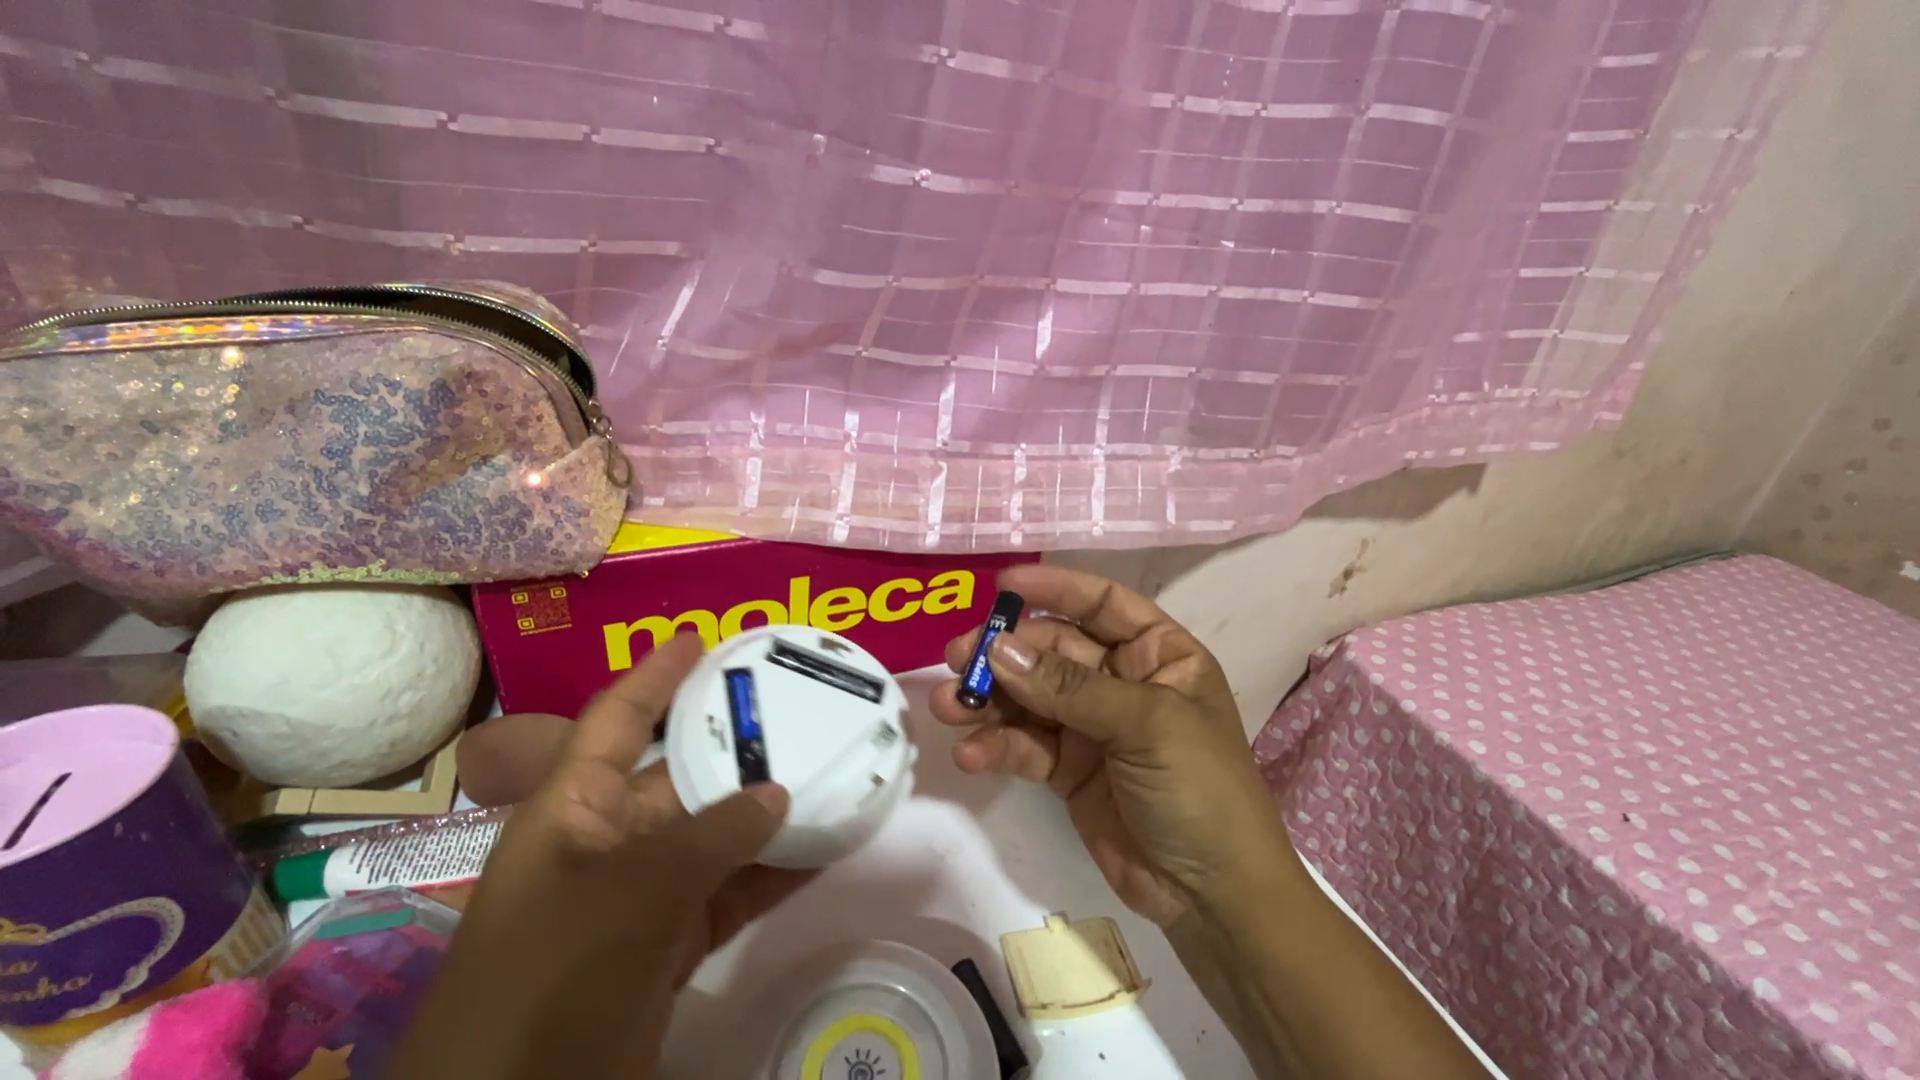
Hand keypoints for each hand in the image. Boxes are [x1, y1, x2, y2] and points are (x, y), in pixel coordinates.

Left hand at [457, 638, 814, 985]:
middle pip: (678, 775)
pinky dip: (772, 874)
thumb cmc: (551, 972)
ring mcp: (641, 896)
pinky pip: (730, 892)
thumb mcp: (629, 893)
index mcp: (573, 808)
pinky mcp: (670, 943)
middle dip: (734, 746)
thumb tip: (778, 794)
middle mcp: (607, 841)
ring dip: (767, 813)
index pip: (616, 719)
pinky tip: (824, 852)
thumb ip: (708, 838)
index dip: (657, 676)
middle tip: (799, 709)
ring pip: (713, 835)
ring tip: (829, 772)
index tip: (706, 639)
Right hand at [930, 565, 1300, 925]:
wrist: (1211, 892)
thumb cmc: (1200, 787)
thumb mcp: (1144, 725)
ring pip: (1030, 698)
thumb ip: (1068, 688)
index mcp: (1160, 655)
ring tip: (947, 707)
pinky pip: (1025, 746)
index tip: (1002, 586)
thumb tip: (998, 649)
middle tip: (957, 659)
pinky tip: (972, 755)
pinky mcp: (1068, 771)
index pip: (1103, 604)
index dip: (1055, 590)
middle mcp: (1123, 683)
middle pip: (1053, 651)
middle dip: (1006, 654)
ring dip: (988, 701)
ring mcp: (1093, 728)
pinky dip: (997, 747)